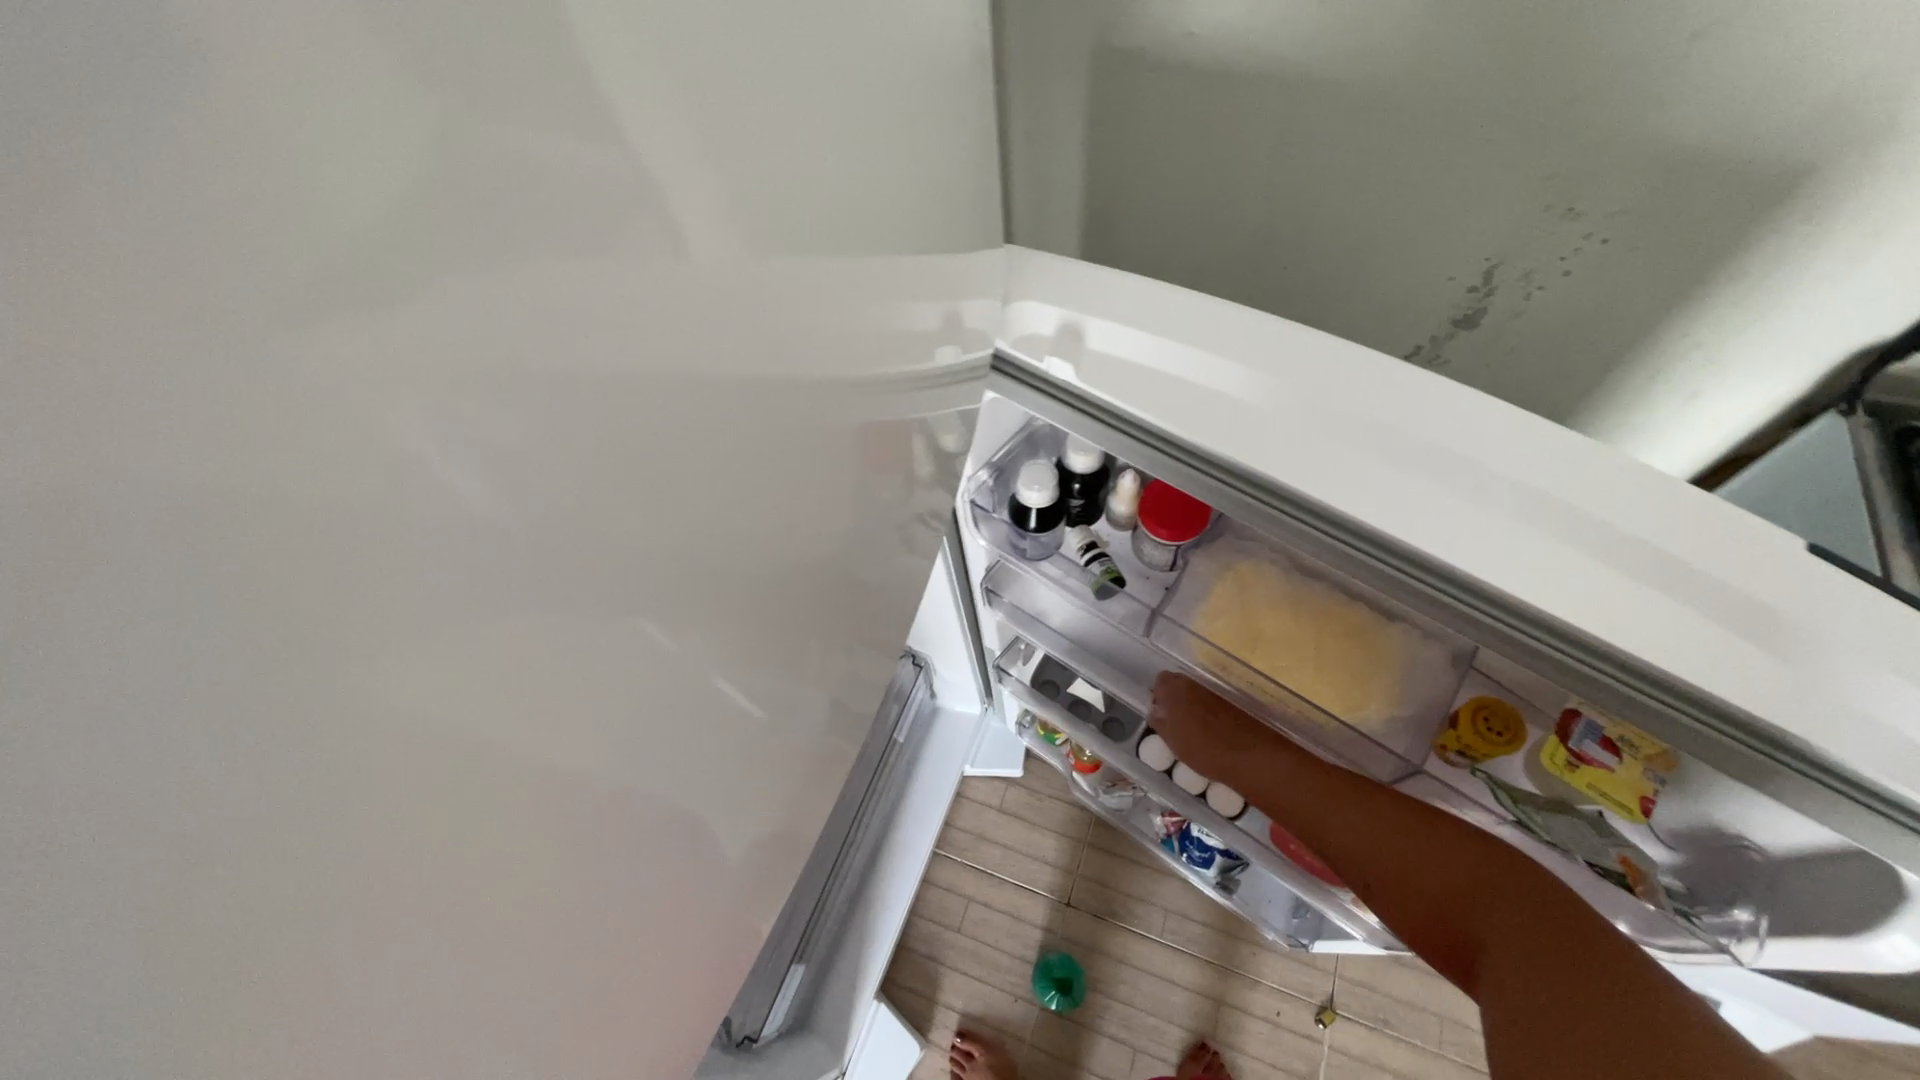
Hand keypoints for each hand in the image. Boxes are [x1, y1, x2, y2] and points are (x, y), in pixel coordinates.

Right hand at [1148, 671, 1291, 788]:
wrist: (1251, 755)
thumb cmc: (1204, 749)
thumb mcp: (1172, 740)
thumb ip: (1160, 721)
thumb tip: (1156, 710)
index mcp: (1174, 688)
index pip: (1160, 681)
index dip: (1159, 697)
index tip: (1161, 716)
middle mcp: (1195, 682)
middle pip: (1180, 684)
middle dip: (1177, 699)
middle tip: (1177, 723)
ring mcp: (1218, 690)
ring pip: (1199, 692)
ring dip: (1195, 705)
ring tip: (1197, 730)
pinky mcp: (1236, 699)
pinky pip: (1216, 701)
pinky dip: (1213, 712)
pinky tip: (1215, 732)